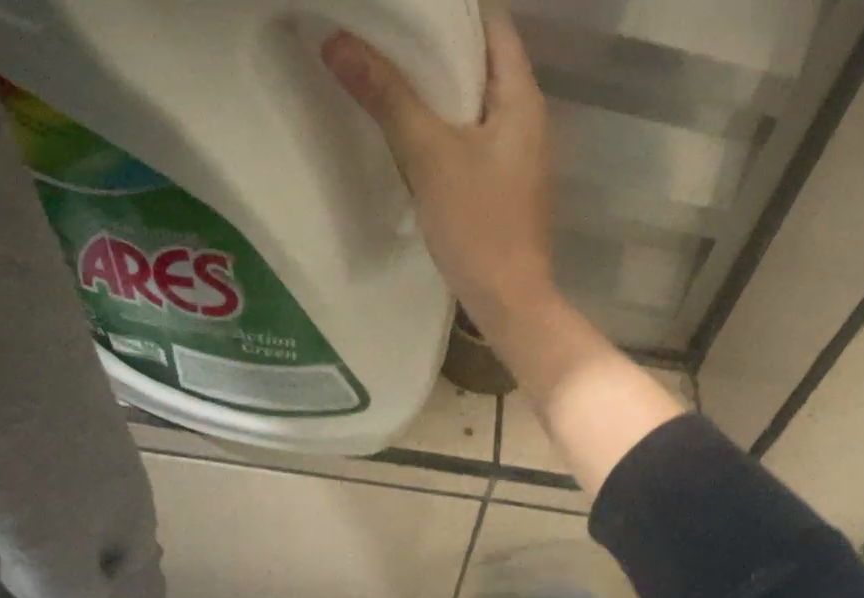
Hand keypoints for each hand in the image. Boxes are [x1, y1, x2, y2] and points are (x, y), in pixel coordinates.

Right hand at [321, 13, 557, 333]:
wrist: (509, 302)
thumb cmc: (479, 225)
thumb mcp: (428, 155)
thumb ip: (386, 95)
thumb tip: (336, 41)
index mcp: (522, 99)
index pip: (493, 24)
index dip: (451, 9)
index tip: (407, 7)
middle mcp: (527, 120)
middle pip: (482, 61)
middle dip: (434, 45)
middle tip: (384, 31)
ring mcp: (517, 155)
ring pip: (473, 103)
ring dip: (435, 87)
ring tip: (385, 68)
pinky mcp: (502, 185)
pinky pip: (470, 138)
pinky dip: (441, 124)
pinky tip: (406, 127)